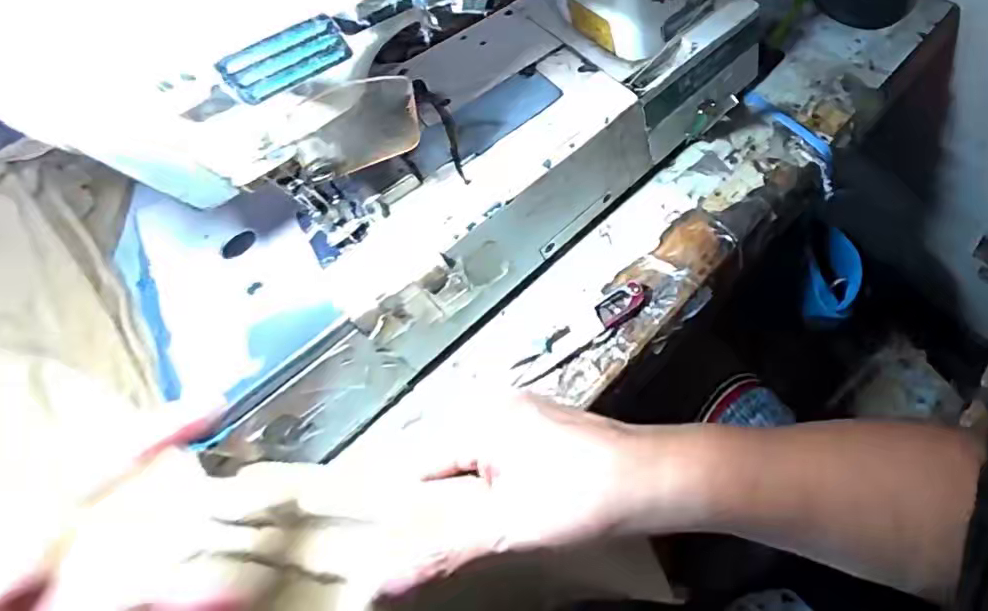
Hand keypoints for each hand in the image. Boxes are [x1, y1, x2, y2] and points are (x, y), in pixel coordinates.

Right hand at [7, 394, 664, 606]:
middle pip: (426, 465)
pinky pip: (479, 468)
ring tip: (405, 556)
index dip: (373, 508)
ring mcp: (514, 422)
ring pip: (453, 470)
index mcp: (480, 418)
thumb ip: (438, 546)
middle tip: (369, 565)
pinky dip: (464, 498)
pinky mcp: (530, 439)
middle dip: (403, 511)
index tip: (338, 552)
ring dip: (434, 508)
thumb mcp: (506, 524)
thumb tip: (368, 578)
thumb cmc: (581, 493)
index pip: (404, 463)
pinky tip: (457, 530)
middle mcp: (492, 409)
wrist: (649, 477)